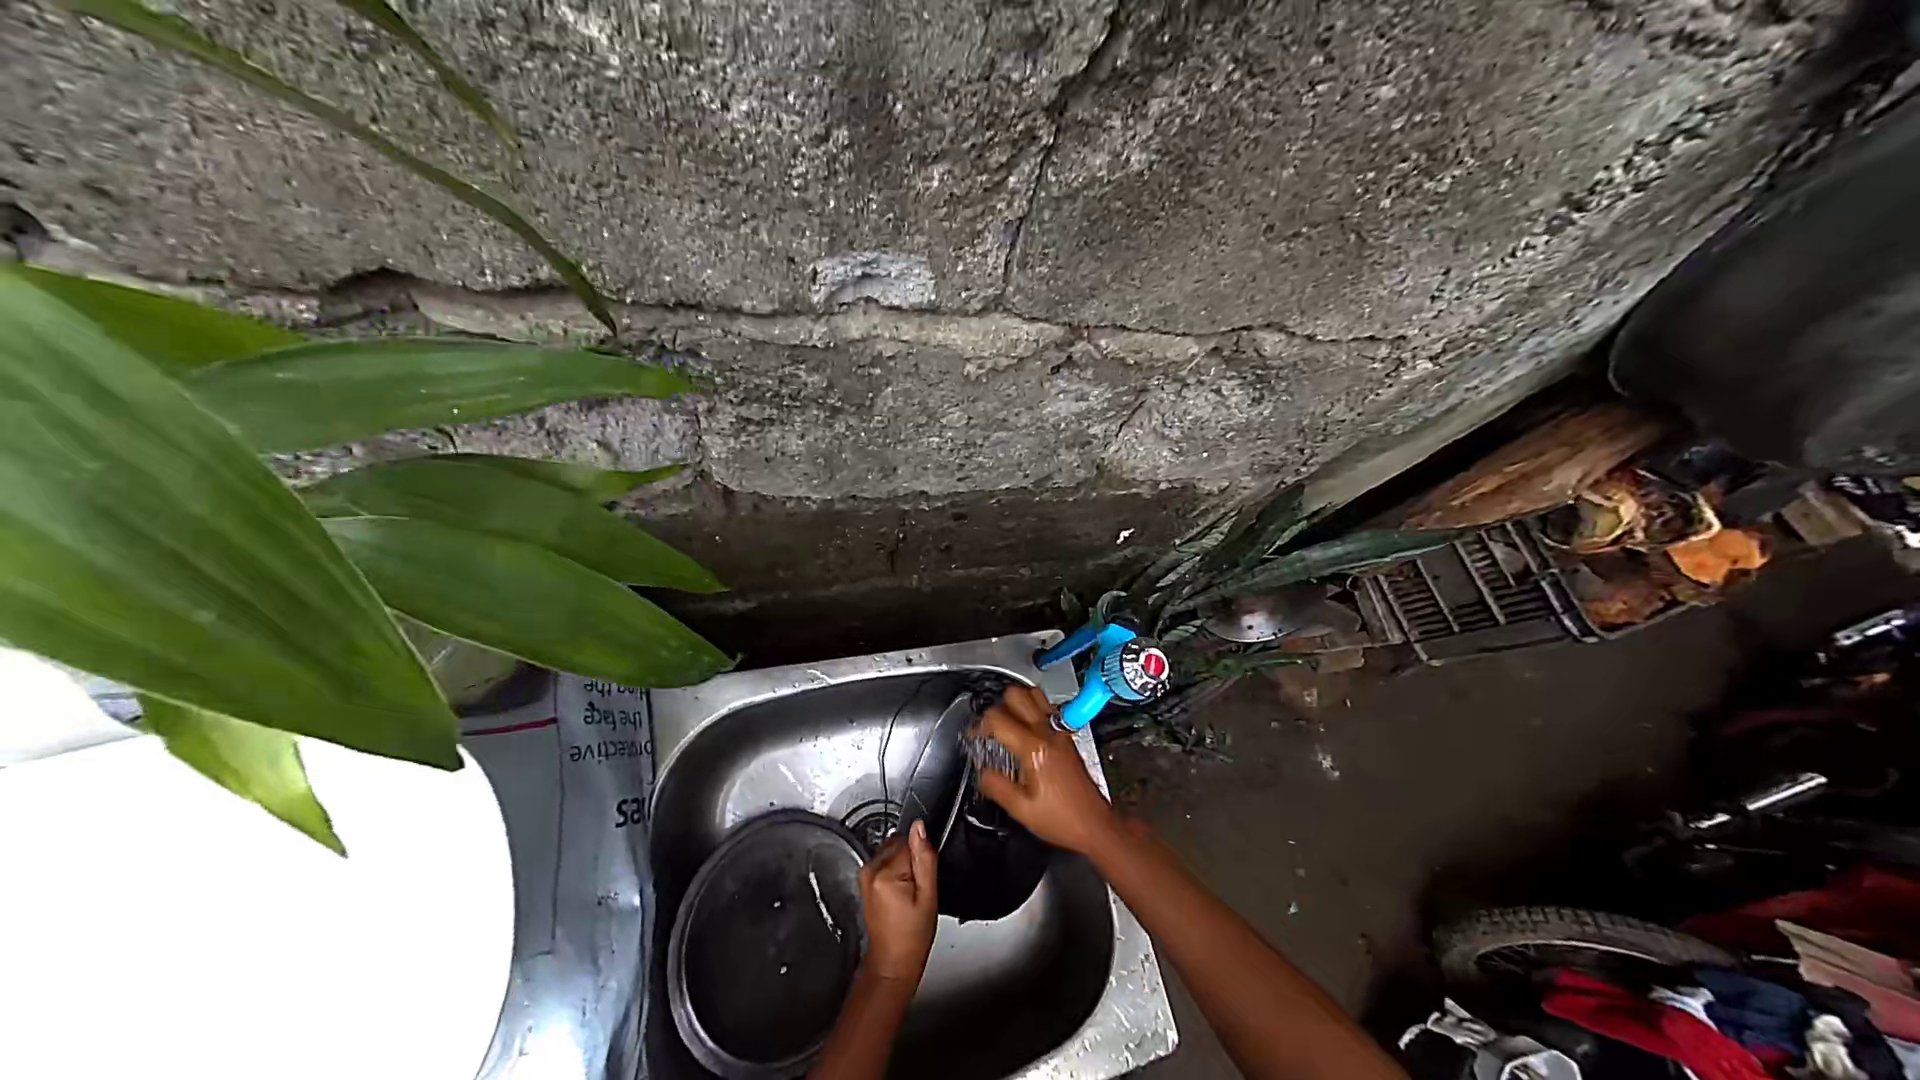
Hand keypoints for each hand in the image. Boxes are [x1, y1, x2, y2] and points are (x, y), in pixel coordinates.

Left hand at [858, 819, 938, 983]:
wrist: (893, 961)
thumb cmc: (912, 936)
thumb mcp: (928, 896)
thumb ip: (925, 857)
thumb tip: (920, 827)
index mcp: (886, 874)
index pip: (909, 840)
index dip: (921, 856)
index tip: (923, 876)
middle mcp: (870, 870)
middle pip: (899, 843)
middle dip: (911, 859)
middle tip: (917, 887)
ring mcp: (865, 875)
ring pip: (893, 851)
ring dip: (903, 865)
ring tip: (909, 893)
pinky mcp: (865, 879)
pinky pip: (886, 862)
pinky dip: (895, 872)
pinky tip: (900, 893)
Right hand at [973, 684, 1117, 855]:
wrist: (1095, 824)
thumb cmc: (1064, 819)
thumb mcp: (1020, 809)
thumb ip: (996, 786)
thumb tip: (982, 772)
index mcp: (1034, 749)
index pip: (998, 718)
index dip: (980, 724)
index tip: (975, 734)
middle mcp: (1048, 734)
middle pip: (1017, 695)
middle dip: (997, 706)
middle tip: (990, 725)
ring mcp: (1060, 732)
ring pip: (1034, 695)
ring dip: (1016, 702)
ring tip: (1006, 721)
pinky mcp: (1067, 737)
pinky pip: (1047, 709)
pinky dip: (1032, 709)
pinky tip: (1026, 728)